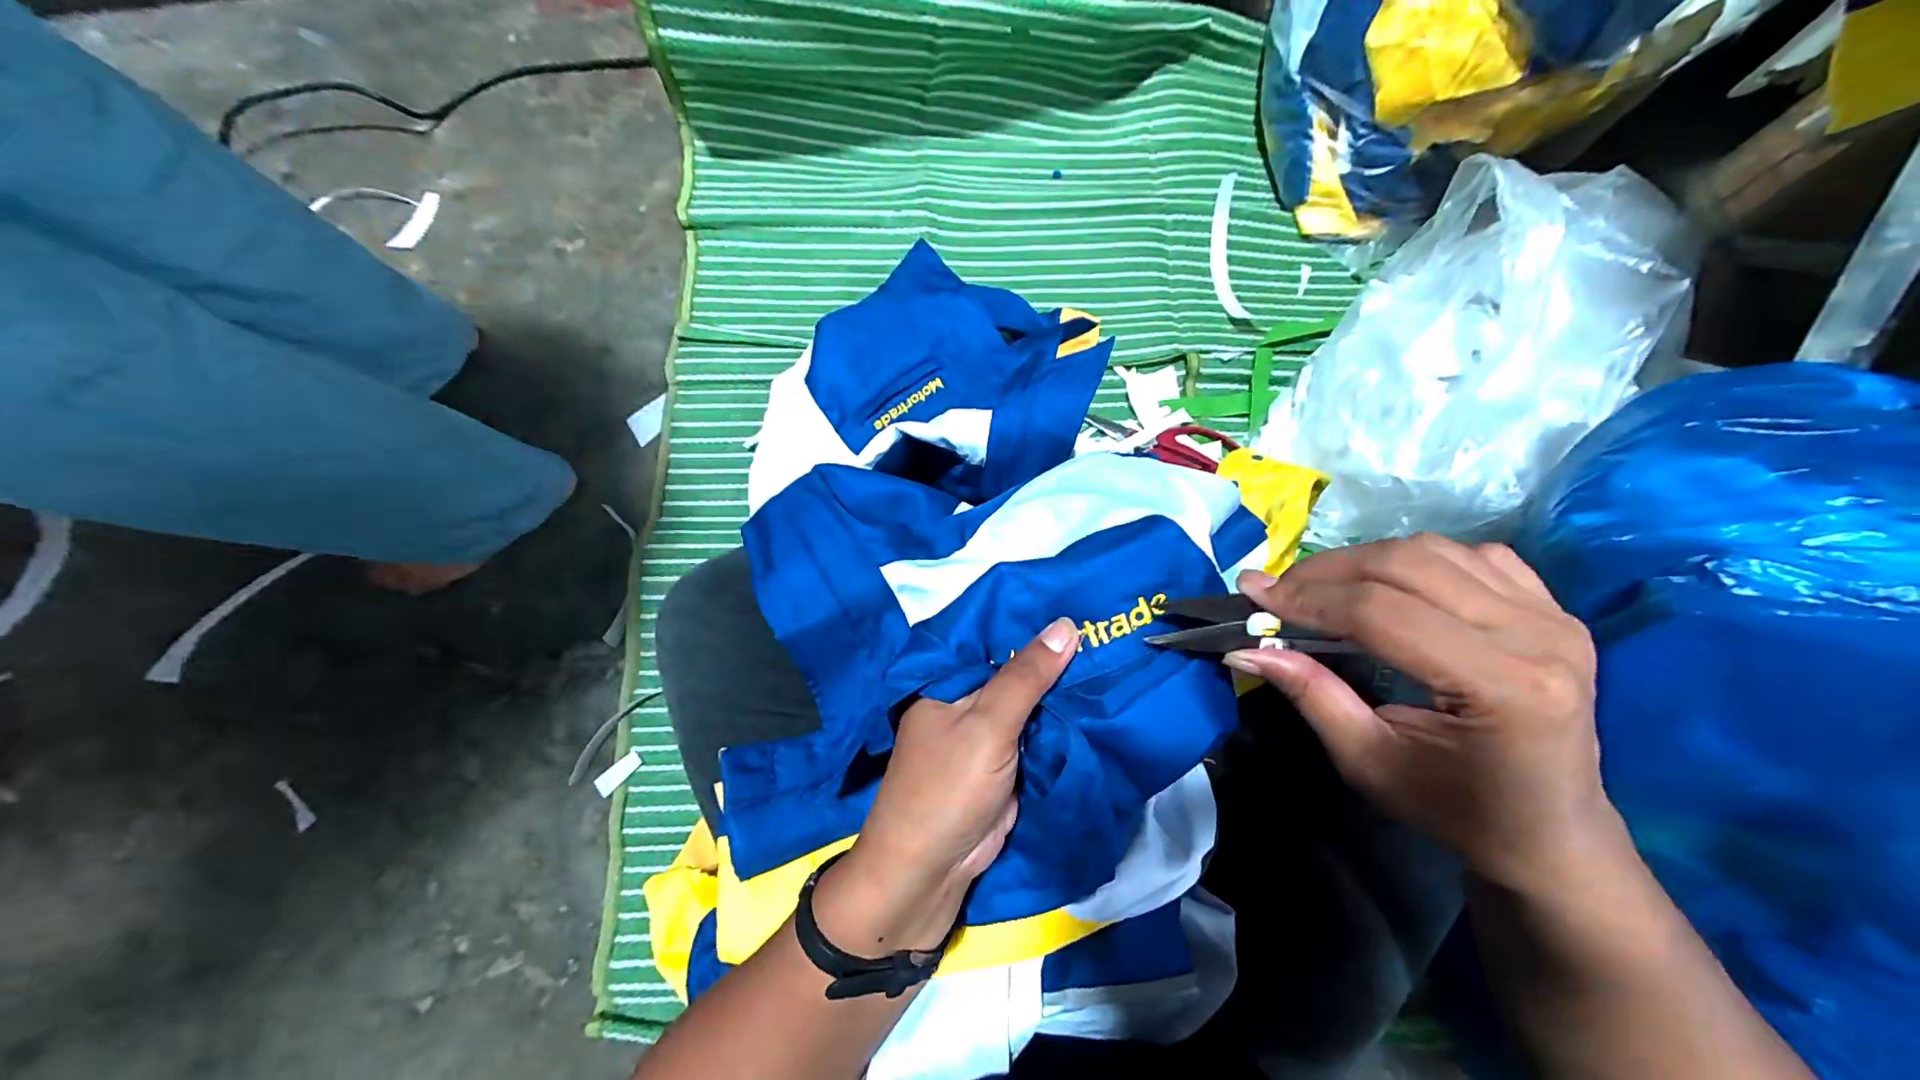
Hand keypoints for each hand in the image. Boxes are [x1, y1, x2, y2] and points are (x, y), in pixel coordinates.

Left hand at [814, 618, 1079, 954]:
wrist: (930, 871)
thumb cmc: (947, 787)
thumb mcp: (987, 726)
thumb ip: (1025, 677)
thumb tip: (1066, 624)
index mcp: (946, 682)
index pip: (993, 638)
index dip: (1033, 622)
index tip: (1080, 600)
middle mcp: (964, 703)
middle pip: (1015, 672)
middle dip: (1055, 657)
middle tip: (1109, 625)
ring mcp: (986, 736)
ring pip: (1030, 705)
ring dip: (1063, 690)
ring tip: (1114, 653)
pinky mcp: (1005, 766)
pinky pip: (1036, 735)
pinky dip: (1061, 724)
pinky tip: (1098, 701)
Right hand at [1225, 535, 1612, 892]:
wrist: (1550, 831)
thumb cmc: (1455, 809)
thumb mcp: (1367, 761)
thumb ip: (1310, 694)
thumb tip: (1243, 648)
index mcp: (1503, 687)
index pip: (1385, 614)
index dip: (1310, 599)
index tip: (1254, 595)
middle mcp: (1539, 637)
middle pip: (1408, 566)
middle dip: (1327, 572)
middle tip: (1279, 591)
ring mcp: (1554, 616)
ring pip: (1435, 550)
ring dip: (1364, 560)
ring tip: (1321, 587)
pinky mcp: (1554, 609)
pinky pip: (1473, 556)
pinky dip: (1415, 560)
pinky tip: (1388, 584)